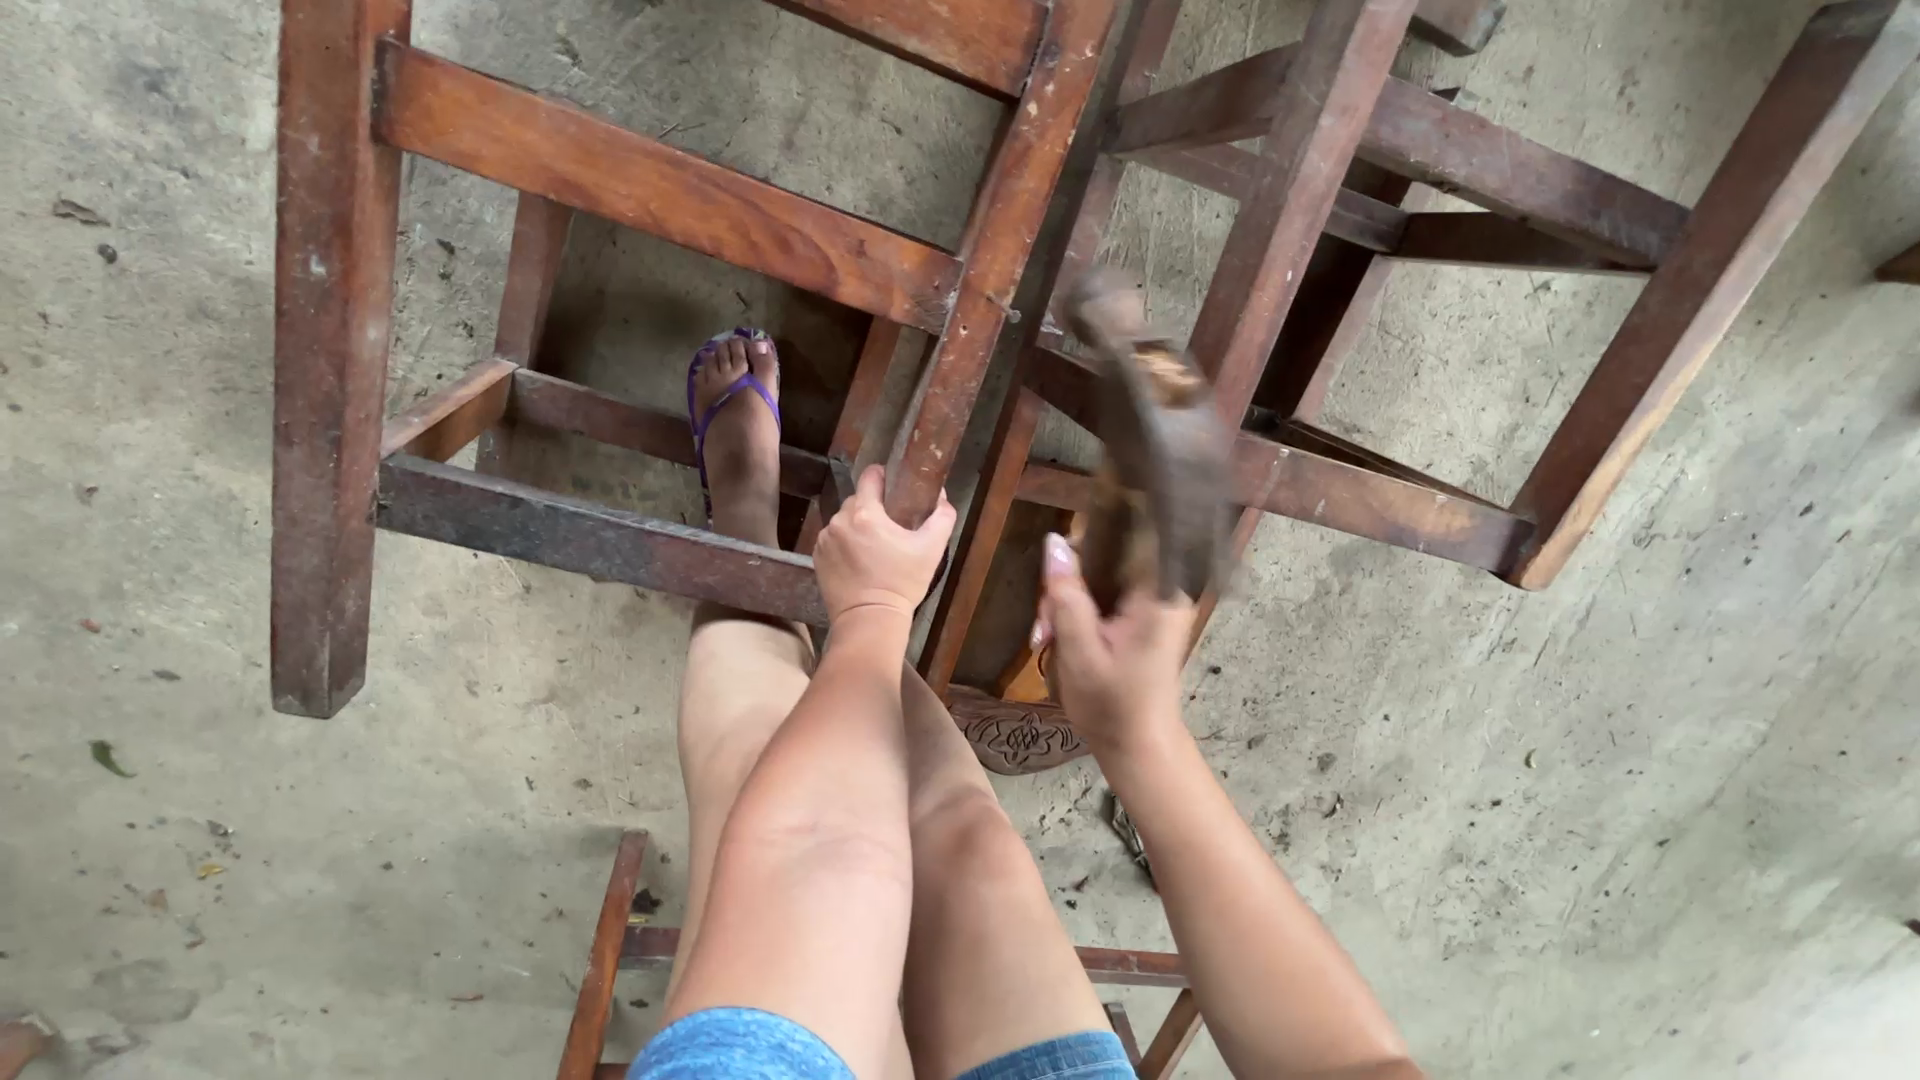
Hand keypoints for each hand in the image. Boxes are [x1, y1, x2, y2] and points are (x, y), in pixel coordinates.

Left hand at [813, 465, 955, 623]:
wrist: (870, 619)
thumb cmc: (902, 583)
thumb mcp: (932, 549)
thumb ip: (942, 517)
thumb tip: (942, 499)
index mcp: (866, 513)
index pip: (870, 476)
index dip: (883, 477)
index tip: (893, 487)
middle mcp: (840, 521)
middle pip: (857, 500)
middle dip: (873, 508)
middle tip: (889, 528)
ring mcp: (825, 540)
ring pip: (844, 520)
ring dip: (857, 527)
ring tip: (873, 548)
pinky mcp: (817, 557)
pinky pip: (833, 539)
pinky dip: (844, 544)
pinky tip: (858, 561)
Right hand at [1034, 532, 1192, 748]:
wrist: (1137, 748)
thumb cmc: (1112, 705)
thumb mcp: (1079, 649)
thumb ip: (1066, 593)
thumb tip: (1053, 539)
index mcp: (1158, 592)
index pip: (1130, 532)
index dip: (1091, 535)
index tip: (1059, 561)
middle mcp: (1162, 590)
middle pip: (1106, 556)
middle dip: (1067, 583)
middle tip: (1044, 627)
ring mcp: (1152, 603)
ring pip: (1098, 577)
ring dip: (1067, 601)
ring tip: (1047, 638)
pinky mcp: (1141, 617)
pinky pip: (1104, 595)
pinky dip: (1078, 612)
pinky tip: (1059, 637)